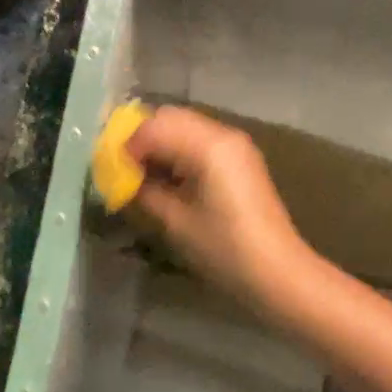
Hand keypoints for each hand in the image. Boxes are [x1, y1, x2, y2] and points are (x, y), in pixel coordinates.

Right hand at [125, 106, 311, 308]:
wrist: (279, 274)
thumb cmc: (225, 250)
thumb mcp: (176, 222)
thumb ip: (144, 192)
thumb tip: (121, 179)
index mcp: (208, 145)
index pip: (154, 127)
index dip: (127, 146)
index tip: (112, 170)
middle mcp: (222, 133)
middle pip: (170, 117)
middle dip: (142, 138)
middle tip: (124, 167)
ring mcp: (234, 143)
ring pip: (184, 125)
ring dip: (160, 142)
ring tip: (143, 174)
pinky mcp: (239, 157)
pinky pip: (199, 138)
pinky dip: (178, 149)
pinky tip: (169, 177)